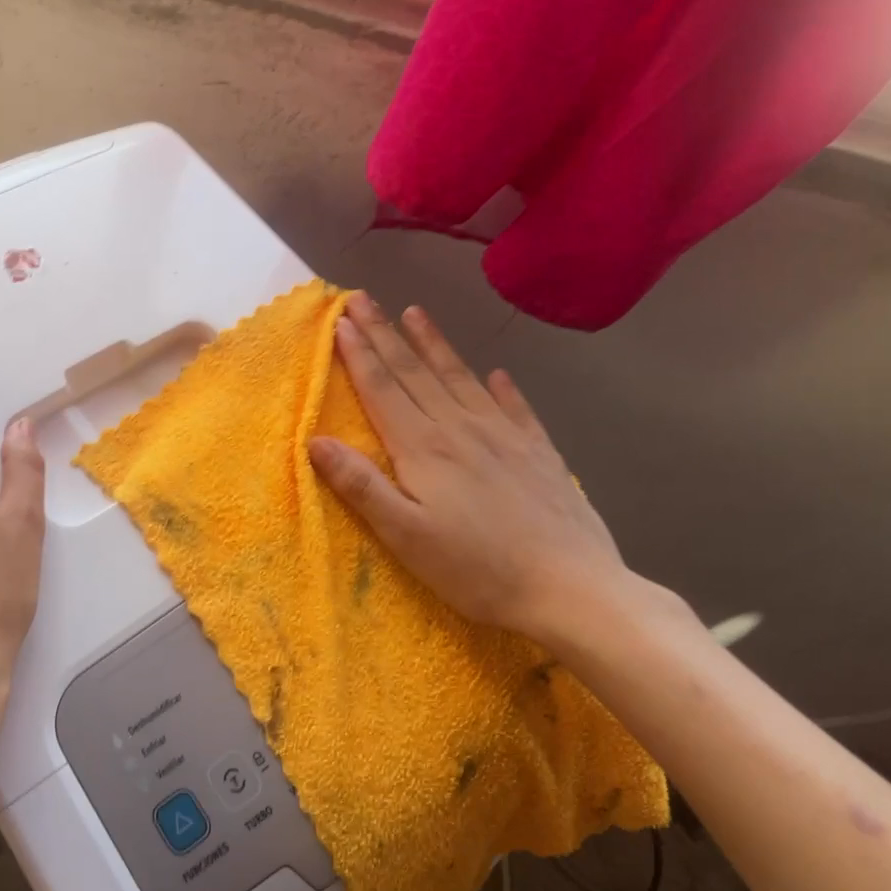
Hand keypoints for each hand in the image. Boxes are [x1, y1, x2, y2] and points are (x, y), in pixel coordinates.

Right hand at [307, 292, 629, 642]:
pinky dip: (502, 388)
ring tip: (416, 313)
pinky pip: (515, 409)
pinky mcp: (539, 455)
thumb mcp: (404, 535)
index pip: (383, 388)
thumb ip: (360, 484)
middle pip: (415, 373)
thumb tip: (315, 440)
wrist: (574, 591)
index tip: (341, 320)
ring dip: (434, 345)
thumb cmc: (476, 569)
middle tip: (364, 299)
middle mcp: (460, 429)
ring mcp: (505, 438)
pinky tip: (496, 374)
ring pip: (460, 379)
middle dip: (385, 334)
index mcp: (423, 447)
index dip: (359, 353)